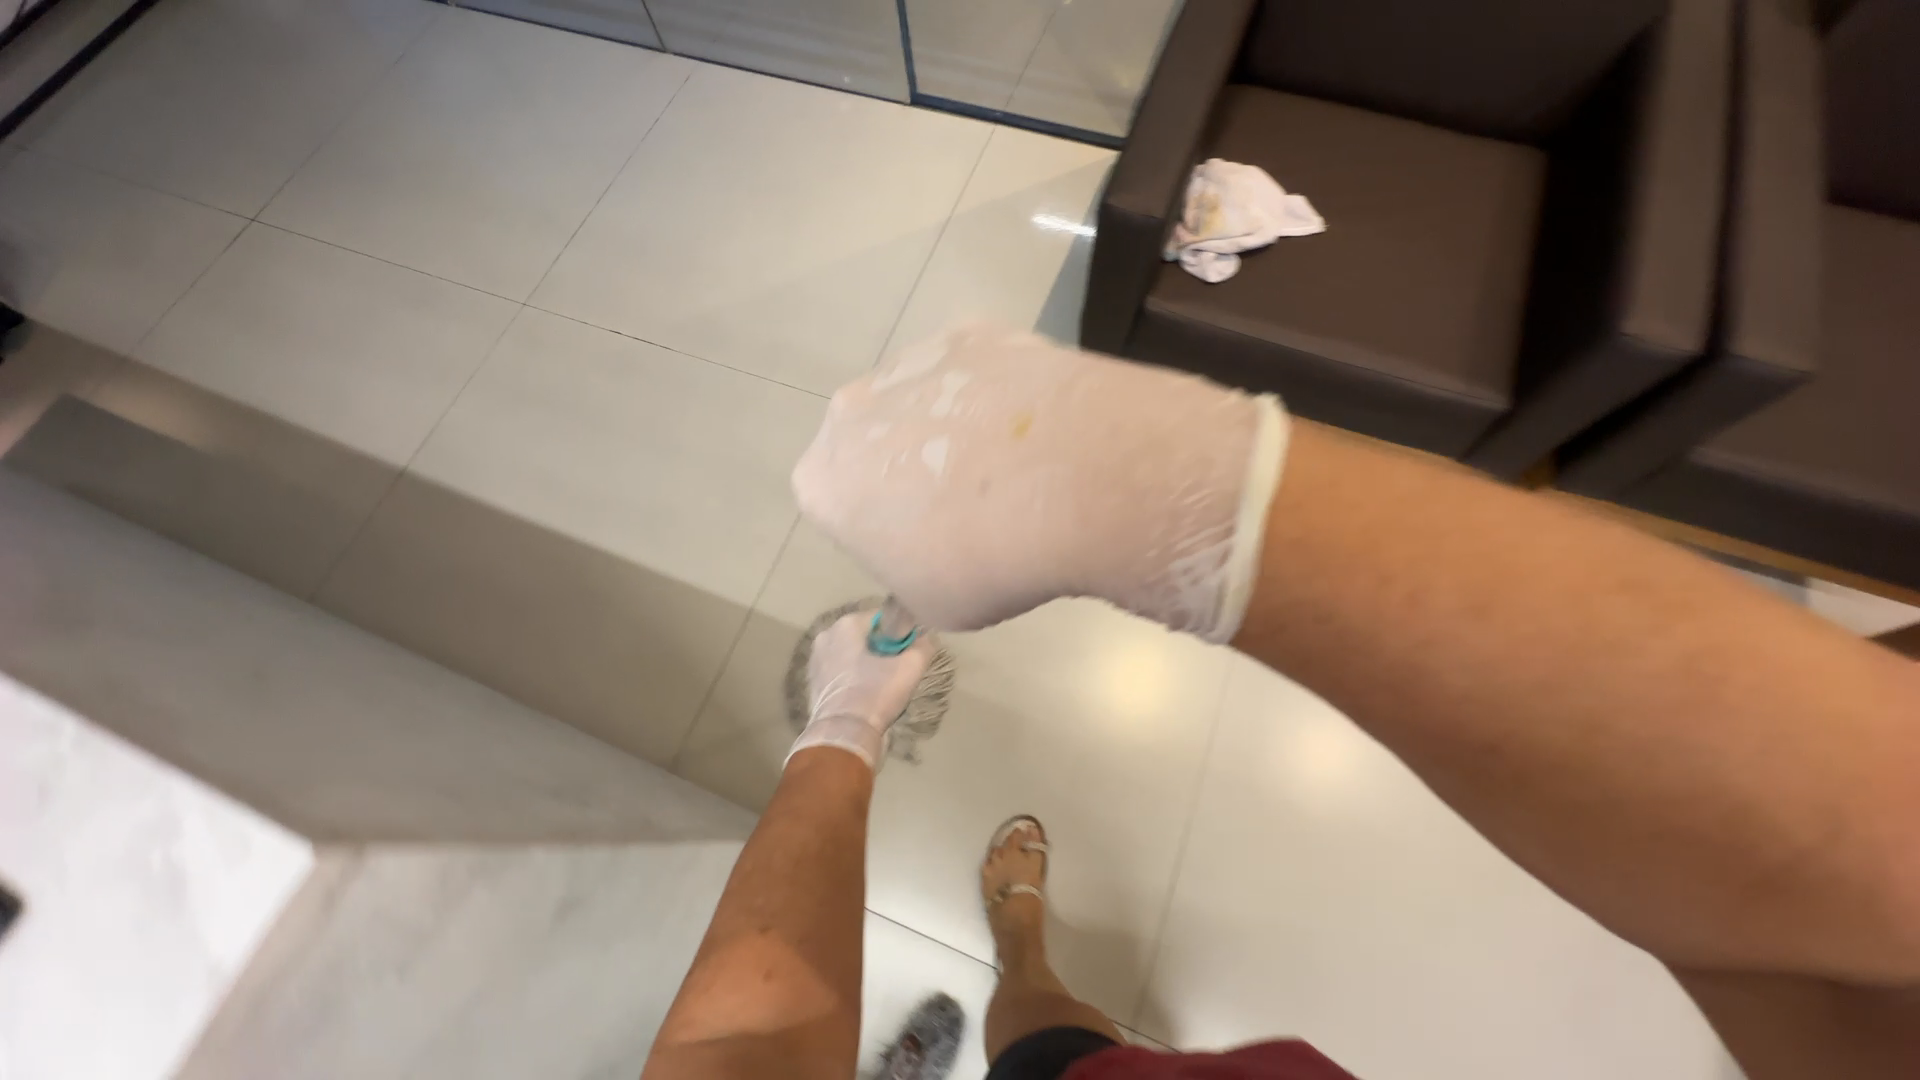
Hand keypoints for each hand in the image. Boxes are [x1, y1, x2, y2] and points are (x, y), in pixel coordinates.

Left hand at [790, 611, 935, 768]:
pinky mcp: (811, 681)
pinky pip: (838, 671)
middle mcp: (826, 635)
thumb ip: (924, 646)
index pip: (881, 618)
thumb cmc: (876, 694)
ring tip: (879, 686)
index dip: (898, 634)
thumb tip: (927, 637)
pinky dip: (851, 678)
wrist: (844, 734)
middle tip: (895, 671)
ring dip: (865, 664)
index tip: (906, 653)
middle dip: (880, 649)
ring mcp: (815, 659)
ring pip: (850, 654)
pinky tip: (862, 695)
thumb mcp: (911, 668)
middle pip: (864, 636)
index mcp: (846, 624)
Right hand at [791, 323, 1288, 640]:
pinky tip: (1036, 426)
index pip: (840, 507)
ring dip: (949, 428)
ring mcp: (908, 362)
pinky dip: (995, 394)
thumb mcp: (933, 604)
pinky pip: (973, 372)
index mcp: (823, 482)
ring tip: (1013, 467)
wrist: (1066, 481)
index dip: (882, 529)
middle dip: (907, 469)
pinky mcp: (968, 332)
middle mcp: (848, 413)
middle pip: (872, 444)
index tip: (924, 545)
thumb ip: (912, 581)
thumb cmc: (981, 561)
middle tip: (967, 505)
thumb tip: (921, 570)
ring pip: (920, 401)